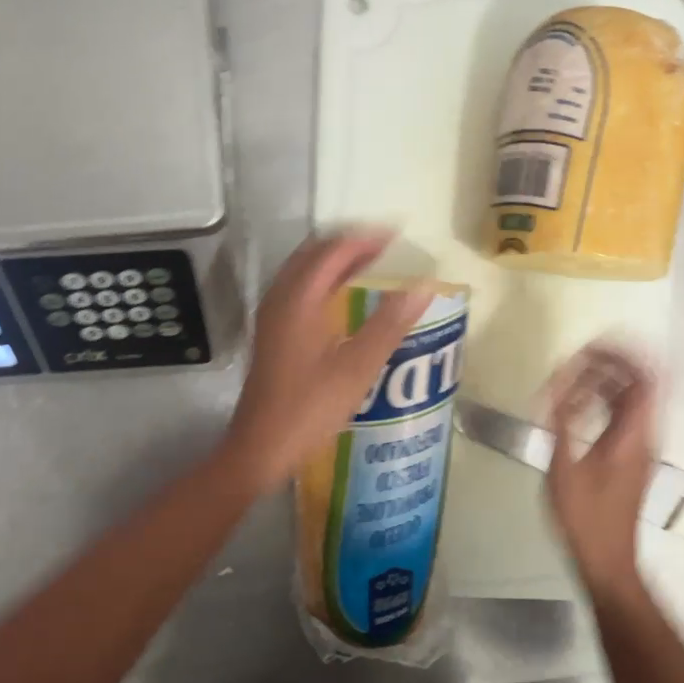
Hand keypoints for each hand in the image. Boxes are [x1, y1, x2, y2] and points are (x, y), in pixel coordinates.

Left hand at [221, 229, 432, 491]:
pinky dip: (321, 282)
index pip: (332, 250)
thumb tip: (423, 287)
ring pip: (302, 272)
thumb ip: (389, 324)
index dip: (365, 238)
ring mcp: (270, 318)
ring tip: (369, 266)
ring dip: (333, 262)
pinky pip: (296, 290)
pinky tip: (341, 302)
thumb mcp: (357, 369)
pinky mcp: (270, 335)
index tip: (398, 235)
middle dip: (348, 244)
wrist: (260, 447)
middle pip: (313, 254)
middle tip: (385, 247)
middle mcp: (279, 300)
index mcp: (298, 300)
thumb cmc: (309, 409)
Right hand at [544, 343, 659, 591]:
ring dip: (605, 382)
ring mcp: (641, 446)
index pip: (645, 377)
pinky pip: (623, 415)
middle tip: (578, 358)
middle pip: (641, 382)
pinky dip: (602, 401)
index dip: (624, 353)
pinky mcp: (631, 457)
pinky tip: (575, 407)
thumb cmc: (585, 518)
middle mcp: (645, 434)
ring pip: (632, 399)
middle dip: (611, 362)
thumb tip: (555, 388)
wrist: (608, 559)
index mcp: (635, 434)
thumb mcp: (564, 469)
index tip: (592, 345)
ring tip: (571, 378)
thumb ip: (561, 424)